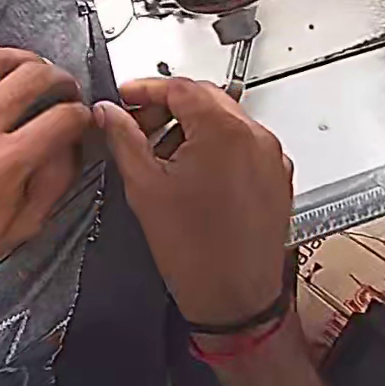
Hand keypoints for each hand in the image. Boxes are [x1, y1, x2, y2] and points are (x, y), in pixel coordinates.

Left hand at [0, 47, 89, 332]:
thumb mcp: (20, 226)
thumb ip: (55, 181)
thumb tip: (73, 144)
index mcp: (4, 163)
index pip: (62, 117)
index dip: (82, 115)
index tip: (82, 118)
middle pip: (33, 76)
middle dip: (61, 79)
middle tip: (65, 89)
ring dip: (23, 59)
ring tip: (33, 69)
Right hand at [93, 77, 293, 327]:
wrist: (234, 298)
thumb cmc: (197, 252)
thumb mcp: (144, 185)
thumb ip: (123, 138)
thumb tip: (108, 113)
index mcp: (224, 131)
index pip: (180, 87)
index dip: (145, 89)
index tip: (126, 98)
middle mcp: (255, 137)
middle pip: (204, 98)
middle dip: (167, 106)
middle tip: (137, 123)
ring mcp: (270, 156)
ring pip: (224, 119)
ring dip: (190, 126)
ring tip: (161, 153)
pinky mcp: (276, 176)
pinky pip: (242, 143)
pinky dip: (214, 145)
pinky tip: (190, 171)